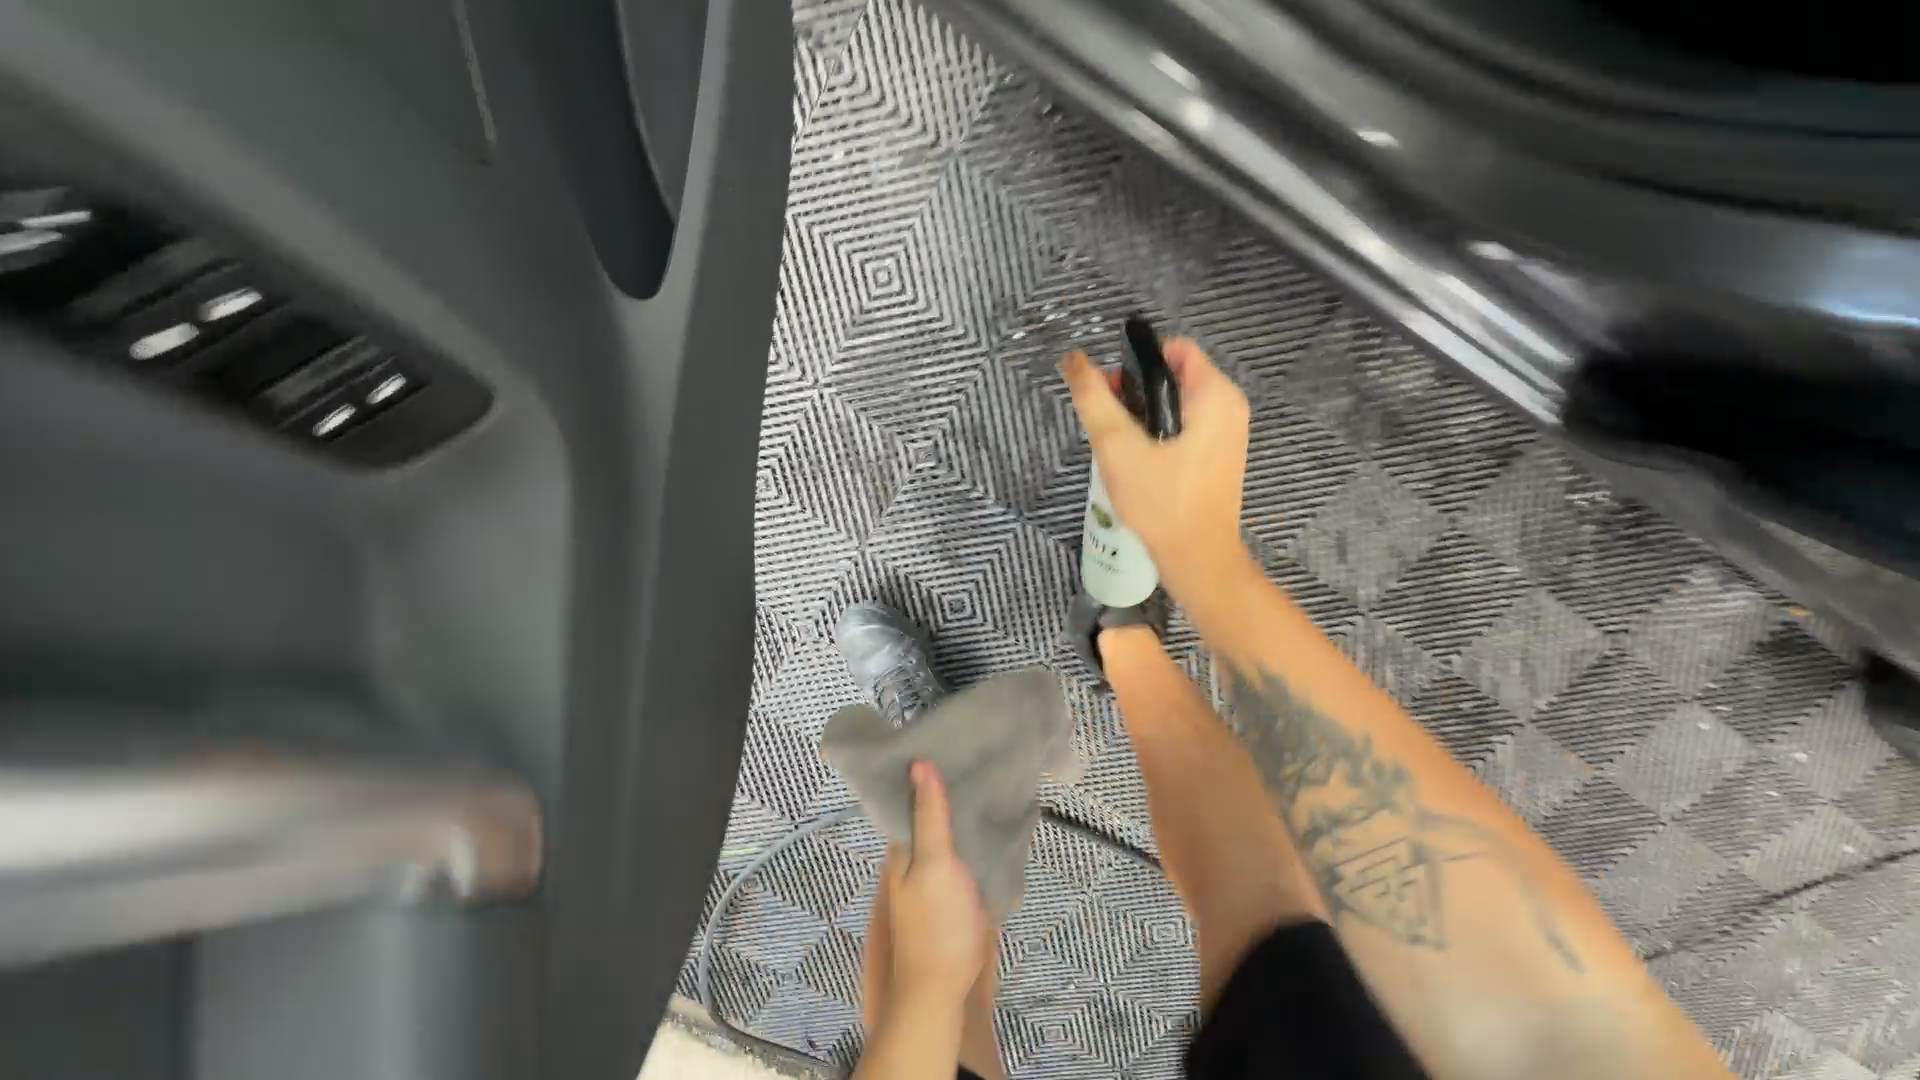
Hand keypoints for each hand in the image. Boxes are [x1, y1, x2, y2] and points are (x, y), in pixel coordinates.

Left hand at [885, 761, 991, 1010]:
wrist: (941, 988)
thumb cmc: (935, 923)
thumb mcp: (934, 863)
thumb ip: (929, 816)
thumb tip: (917, 763)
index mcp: (902, 845)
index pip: (911, 795)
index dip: (928, 769)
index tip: (952, 740)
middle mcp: (914, 855)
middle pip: (932, 812)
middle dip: (951, 787)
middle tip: (983, 755)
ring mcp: (935, 875)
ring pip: (950, 833)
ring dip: (965, 811)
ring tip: (993, 780)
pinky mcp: (956, 891)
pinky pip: (965, 853)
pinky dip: (976, 837)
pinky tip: (996, 823)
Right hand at [1061, 337, 1251, 587]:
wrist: (1196, 557)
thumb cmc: (1161, 501)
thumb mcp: (1118, 446)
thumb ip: (1093, 399)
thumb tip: (1073, 359)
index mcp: (1215, 394)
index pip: (1173, 348)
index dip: (1136, 362)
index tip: (1111, 393)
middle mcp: (1230, 406)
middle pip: (1173, 376)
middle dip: (1136, 394)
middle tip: (1110, 427)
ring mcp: (1229, 433)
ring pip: (1177, 404)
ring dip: (1144, 418)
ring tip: (1122, 449)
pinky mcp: (1220, 456)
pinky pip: (1186, 427)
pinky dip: (1160, 435)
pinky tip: (1140, 465)